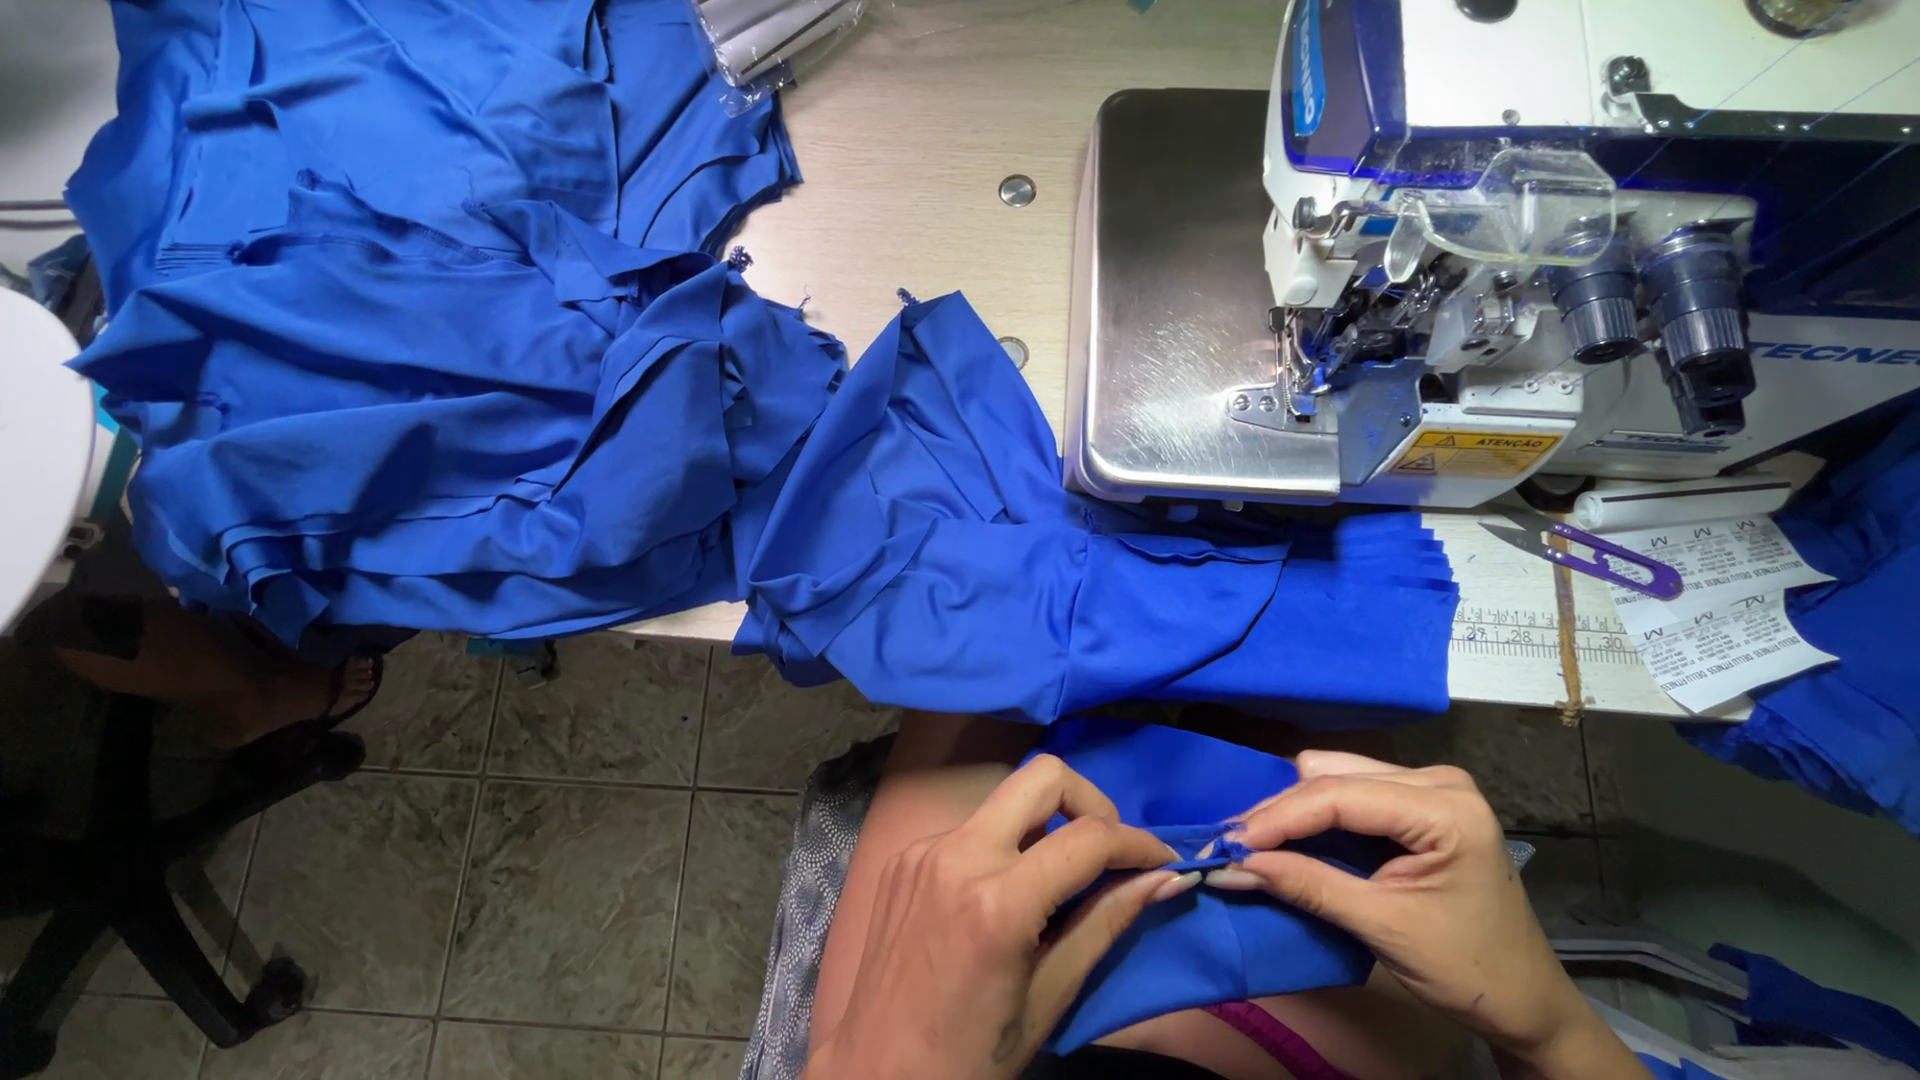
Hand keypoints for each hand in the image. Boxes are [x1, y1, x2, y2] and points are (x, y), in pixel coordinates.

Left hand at [804, 754, 1197, 1079]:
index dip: (1138, 843)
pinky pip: (970, 828)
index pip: (1088, 838)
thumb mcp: (1051, 997)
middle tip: (1108, 850)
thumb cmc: (972, 1055)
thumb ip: (1107, 924)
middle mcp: (957, 855)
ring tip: (1056, 879)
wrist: (875, 1072)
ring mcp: (923, 849)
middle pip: (1043, 776)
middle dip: (1090, 802)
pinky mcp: (904, 855)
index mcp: (997, 901)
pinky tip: (1001, 894)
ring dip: (1043, 825)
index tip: (1162, 861)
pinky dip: (1001, 847)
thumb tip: (1163, 878)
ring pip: (1005, 800)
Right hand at [1207, 752, 1647, 1077]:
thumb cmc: (1468, 971)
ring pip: (1334, 775)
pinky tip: (1290, 838)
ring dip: (1292, 809)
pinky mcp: (1417, 801)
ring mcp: (1429, 786)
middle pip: (1332, 775)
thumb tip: (1233, 866)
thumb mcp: (1383, 928)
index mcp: (1445, 809)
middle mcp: (1437, 780)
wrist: (1527, 1002)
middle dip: (1281, 811)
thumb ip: (1307, 886)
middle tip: (1235, 846)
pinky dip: (1313, 813)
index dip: (1278, 817)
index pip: (1338, 796)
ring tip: (1257, 843)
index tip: (1228, 843)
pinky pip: (1348, 789)